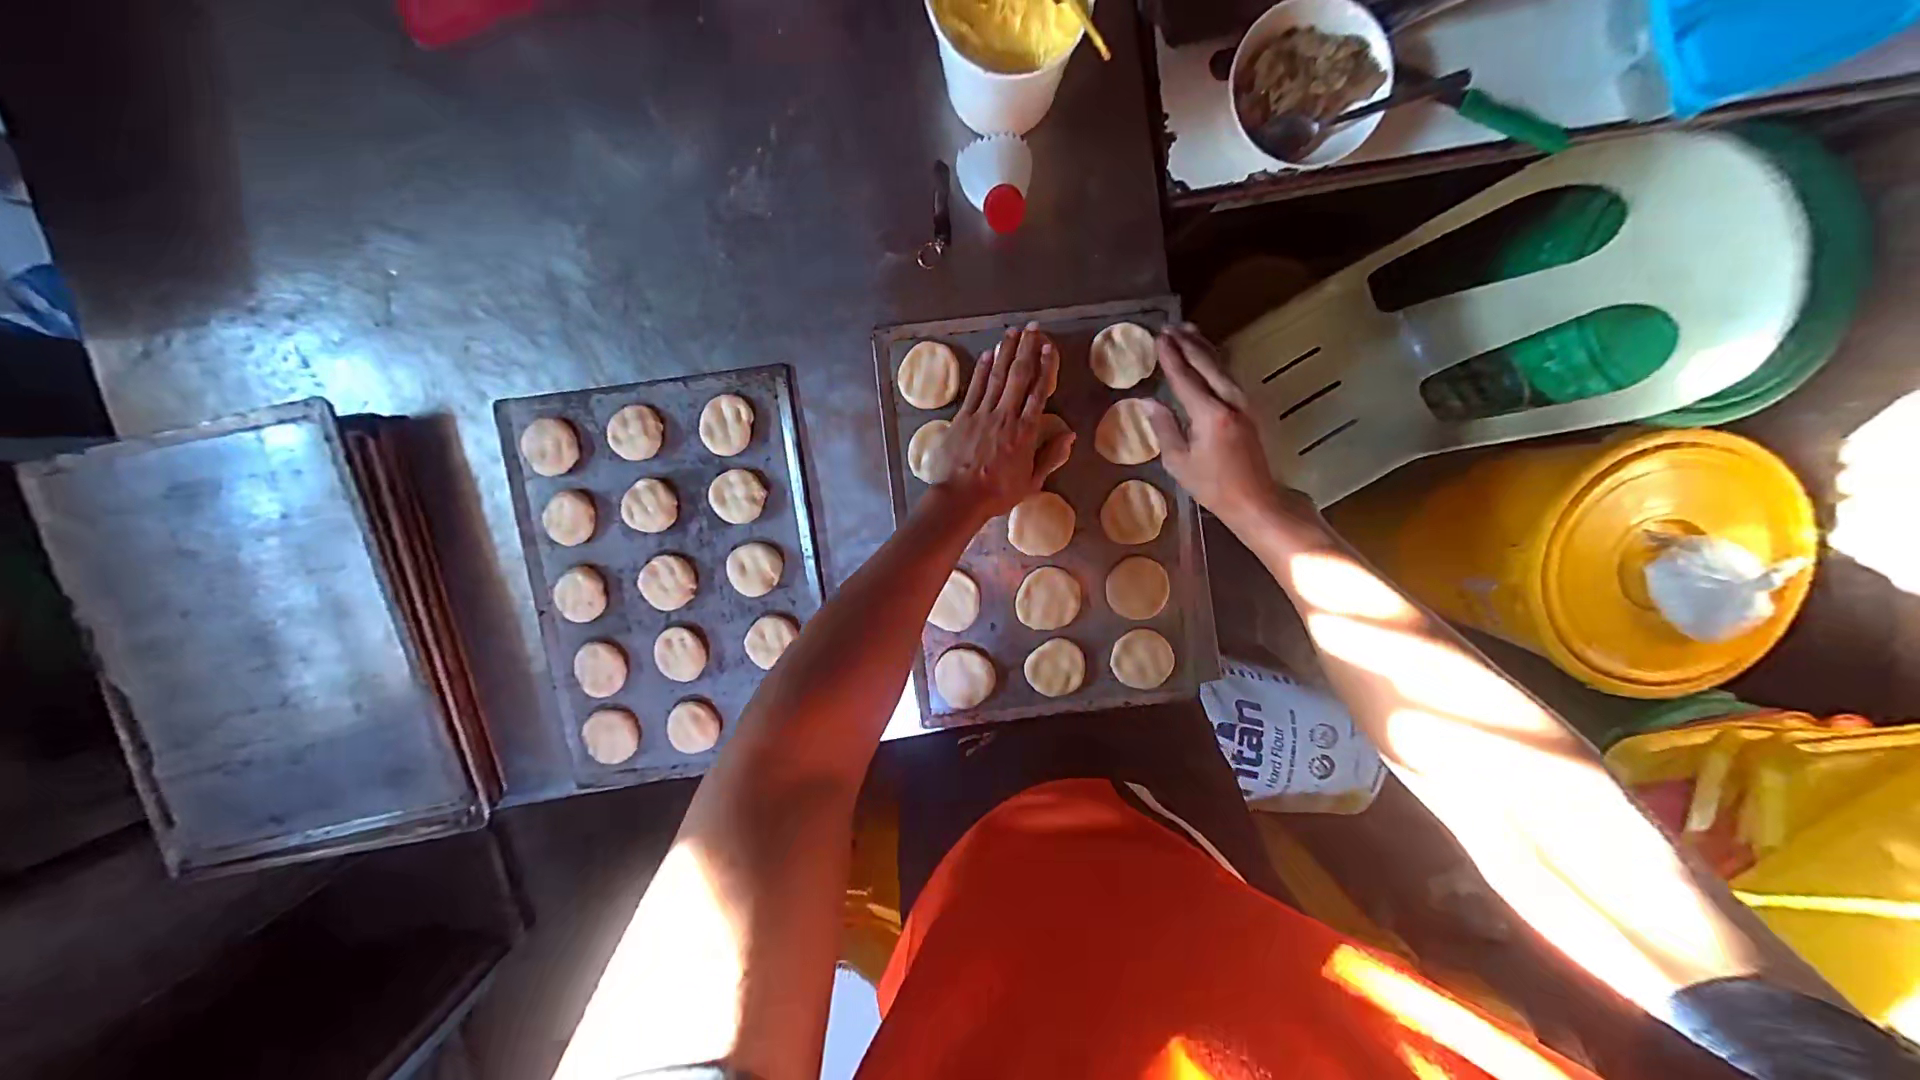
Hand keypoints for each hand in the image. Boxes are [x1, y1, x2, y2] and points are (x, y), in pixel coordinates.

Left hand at [927, 324, 1072, 523]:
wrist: (960, 498)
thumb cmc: (998, 494)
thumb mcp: (1032, 482)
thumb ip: (1051, 457)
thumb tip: (1070, 435)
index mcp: (1025, 431)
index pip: (1039, 392)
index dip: (1045, 367)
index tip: (1050, 348)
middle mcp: (1005, 416)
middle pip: (1019, 376)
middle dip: (1027, 349)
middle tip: (1034, 328)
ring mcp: (982, 414)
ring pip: (997, 376)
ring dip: (1006, 352)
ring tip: (1013, 332)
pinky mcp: (963, 417)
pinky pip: (975, 388)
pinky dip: (982, 370)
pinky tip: (989, 354)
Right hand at [1148, 323, 1315, 529]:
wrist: (1255, 499)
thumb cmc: (1212, 486)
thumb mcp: (1178, 462)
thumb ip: (1164, 427)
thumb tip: (1148, 402)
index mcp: (1210, 414)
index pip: (1185, 377)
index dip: (1170, 357)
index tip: (1158, 337)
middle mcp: (1230, 401)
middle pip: (1207, 363)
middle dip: (1187, 343)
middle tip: (1169, 327)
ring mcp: (1244, 403)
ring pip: (1221, 365)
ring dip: (1203, 347)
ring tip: (1187, 330)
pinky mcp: (1249, 409)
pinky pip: (1229, 375)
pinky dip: (1215, 361)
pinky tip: (1207, 356)